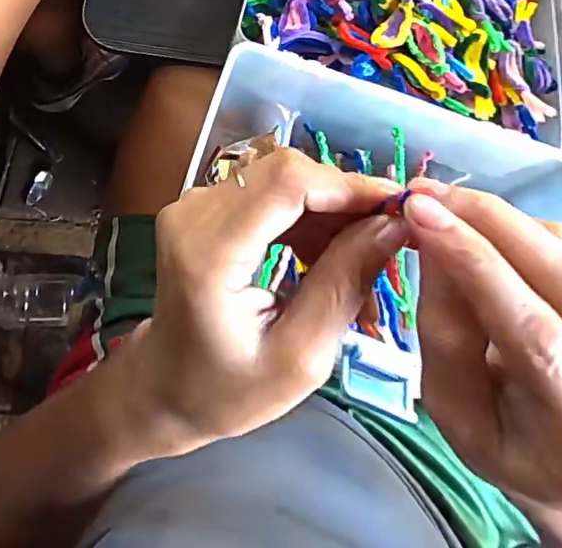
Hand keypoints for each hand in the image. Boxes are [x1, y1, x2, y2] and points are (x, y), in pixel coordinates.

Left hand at [124, 148, 407, 449]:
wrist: (165, 384)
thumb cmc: (229, 390)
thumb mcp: (300, 359)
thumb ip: (343, 284)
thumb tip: (392, 225)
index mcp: (209, 252)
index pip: (285, 183)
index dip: (346, 185)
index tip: (396, 208)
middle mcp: (194, 213)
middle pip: (283, 171)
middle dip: (342, 197)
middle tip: (384, 237)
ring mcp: (193, 203)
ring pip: (278, 176)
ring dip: (326, 207)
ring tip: (357, 256)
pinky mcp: (201, 205)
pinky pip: (264, 189)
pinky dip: (303, 213)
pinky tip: (323, 251)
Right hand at [404, 183, 561, 524]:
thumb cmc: (511, 452)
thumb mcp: (459, 413)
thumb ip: (446, 333)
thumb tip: (433, 241)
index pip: (538, 338)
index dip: (476, 264)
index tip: (420, 214)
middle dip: (492, 224)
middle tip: (428, 193)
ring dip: (507, 219)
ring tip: (446, 201)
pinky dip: (527, 231)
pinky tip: (484, 225)